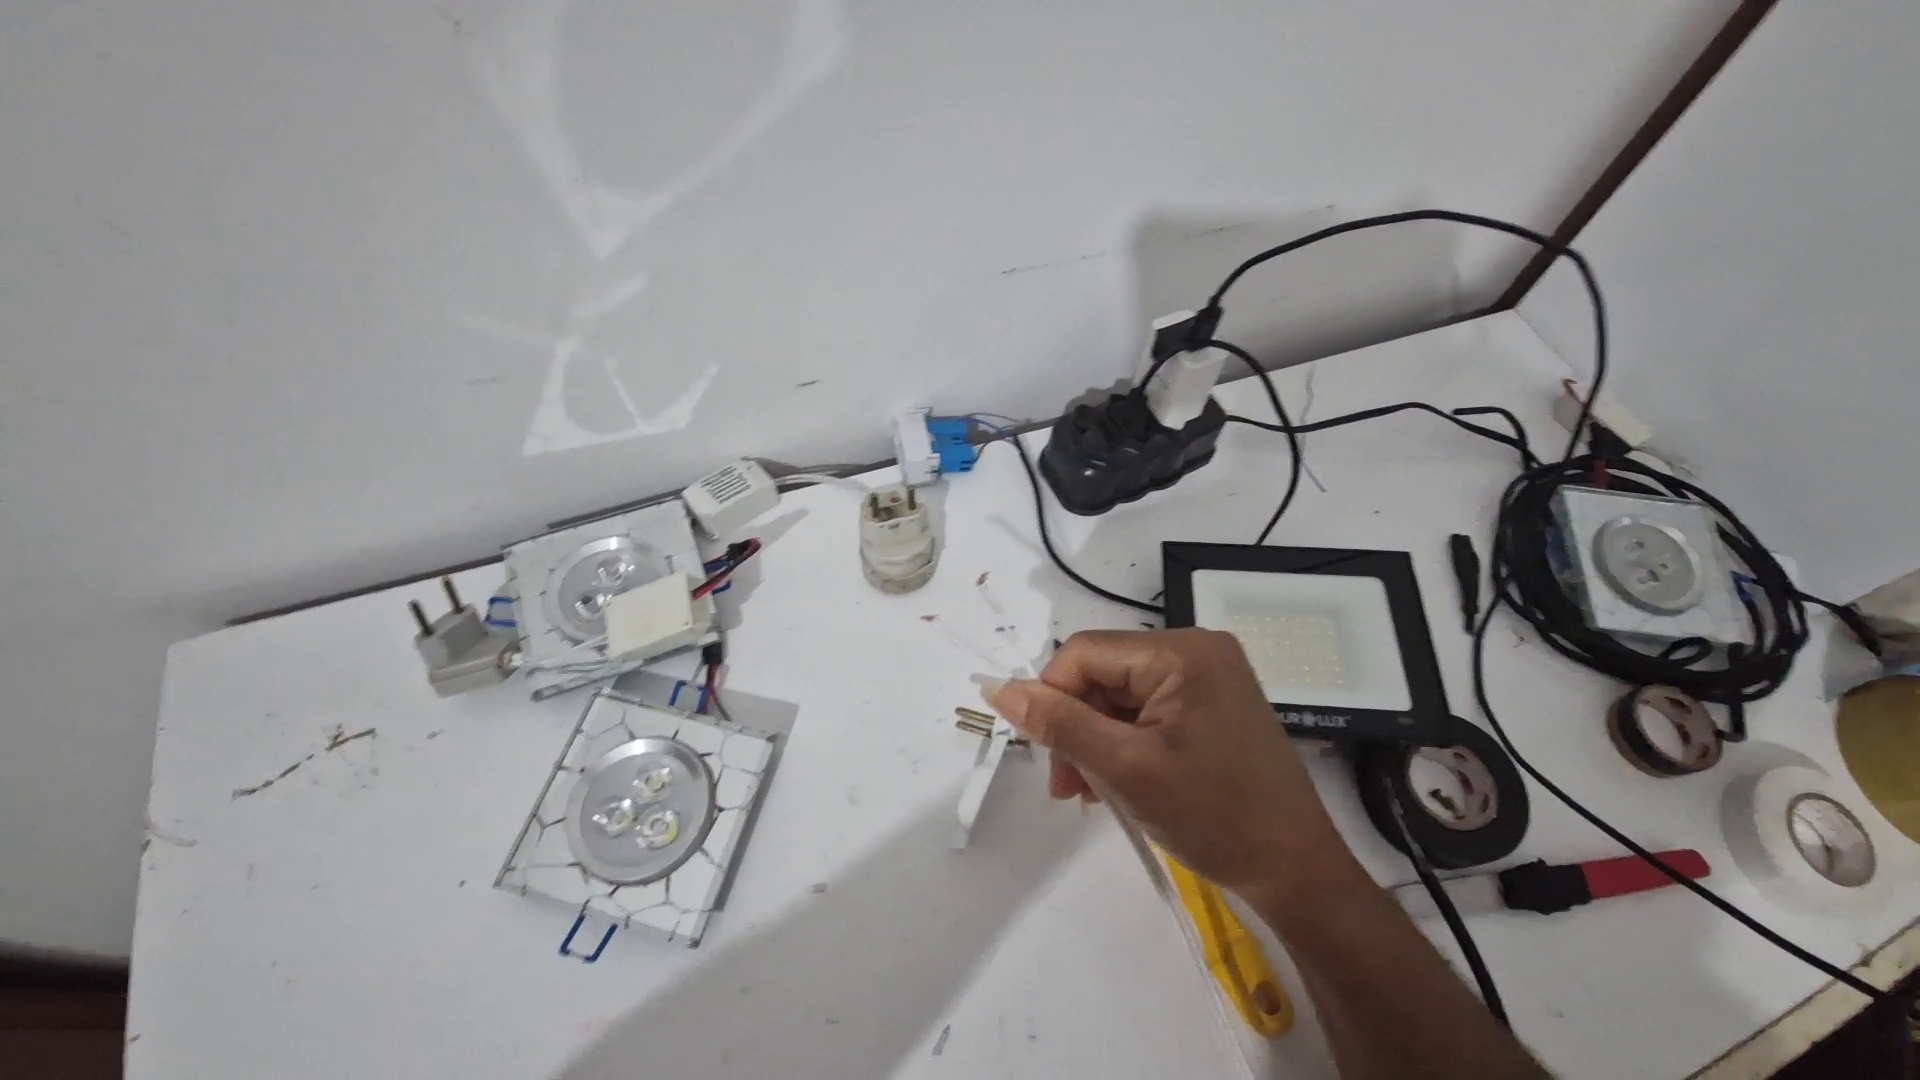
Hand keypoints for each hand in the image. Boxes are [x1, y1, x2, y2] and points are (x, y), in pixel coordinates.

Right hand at [986, 628, 1352, 906]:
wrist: (1295, 869)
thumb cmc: (1213, 816)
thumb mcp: (1125, 769)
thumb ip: (1059, 724)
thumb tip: (999, 689)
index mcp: (1181, 651)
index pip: (1084, 652)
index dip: (1051, 697)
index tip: (1045, 754)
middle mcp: (1197, 649)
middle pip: (1103, 674)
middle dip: (1075, 727)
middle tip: (1066, 786)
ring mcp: (1209, 677)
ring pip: (1120, 696)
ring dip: (1094, 740)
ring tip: (1087, 793)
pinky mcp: (1213, 704)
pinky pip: (1147, 711)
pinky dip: (1123, 744)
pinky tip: (1114, 783)